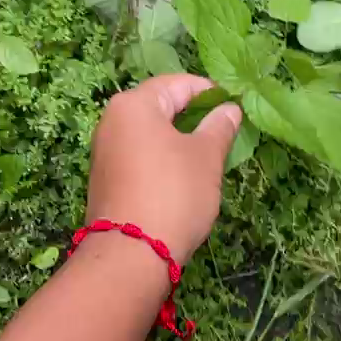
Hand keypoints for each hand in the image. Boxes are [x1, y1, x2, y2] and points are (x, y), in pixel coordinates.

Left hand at [85, 74, 242, 265]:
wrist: (130, 256)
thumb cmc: (173, 193)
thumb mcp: (206, 157)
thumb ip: (219, 126)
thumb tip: (229, 108)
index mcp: (133, 105)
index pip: (177, 84)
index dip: (210, 92)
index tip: (236, 104)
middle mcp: (112, 120)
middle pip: (160, 106)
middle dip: (194, 116)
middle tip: (226, 129)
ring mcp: (105, 150)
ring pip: (150, 132)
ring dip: (179, 138)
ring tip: (210, 153)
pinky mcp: (105, 178)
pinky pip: (139, 154)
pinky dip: (162, 157)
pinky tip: (184, 174)